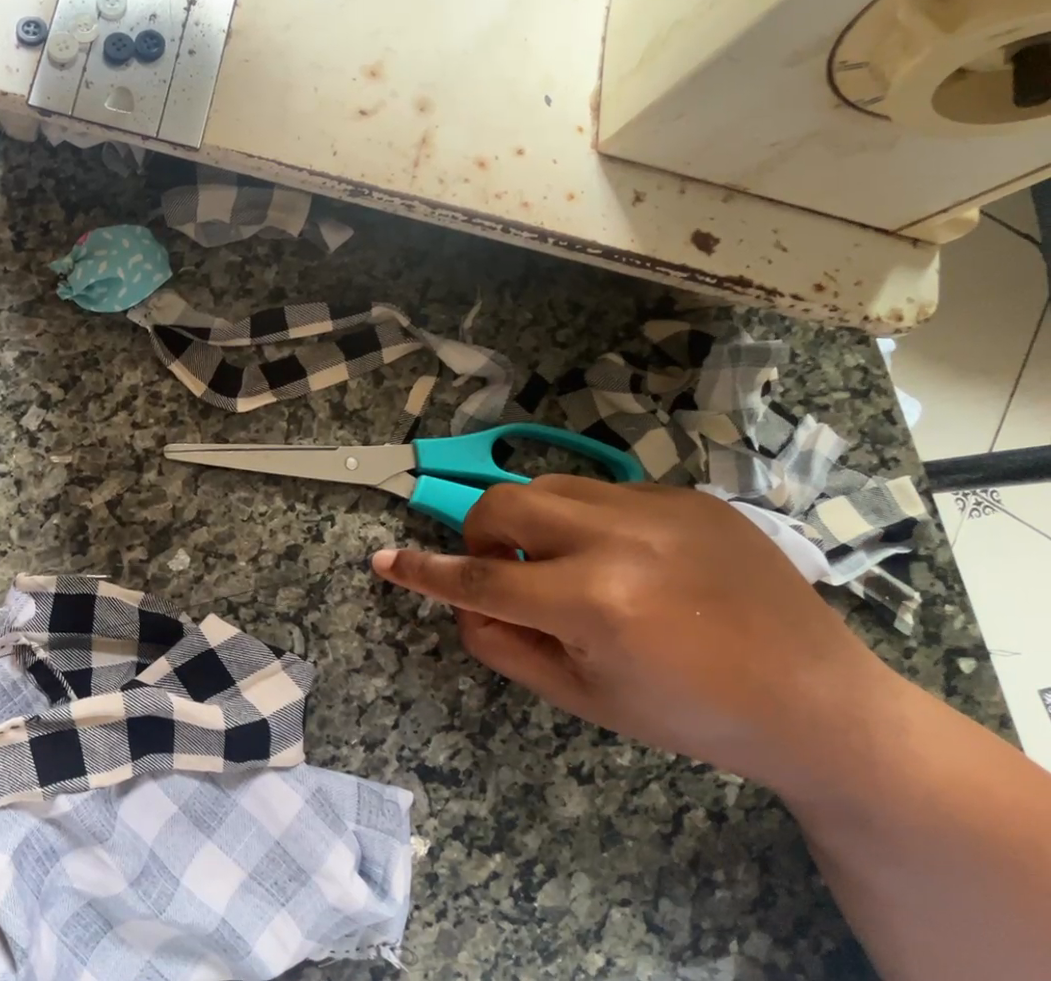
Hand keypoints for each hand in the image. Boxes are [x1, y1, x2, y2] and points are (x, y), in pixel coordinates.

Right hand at [371, 478, 902, 790]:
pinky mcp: (690, 495)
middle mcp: (621, 539)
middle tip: (503, 573)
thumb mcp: (581, 698)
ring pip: (547, 485)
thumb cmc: (690, 716)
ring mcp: (661, 508)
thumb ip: (501, 645)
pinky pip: (601, 491)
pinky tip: (624, 560)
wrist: (820, 703)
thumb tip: (459, 600)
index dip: (422, 571)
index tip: (380, 561)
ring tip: (563, 564)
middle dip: (480, 535)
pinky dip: (584, 520)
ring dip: (529, 521)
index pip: (477, 577)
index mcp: (594, 602)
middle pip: (501, 503)